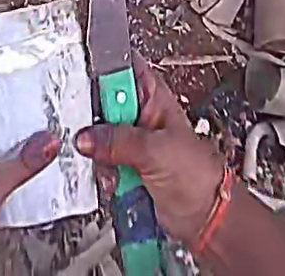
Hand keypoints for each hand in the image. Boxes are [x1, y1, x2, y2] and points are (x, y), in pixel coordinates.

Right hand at [74, 55, 226, 242]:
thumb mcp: (155, 149)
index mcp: (149, 92)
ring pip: (95, 129)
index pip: (117, 64)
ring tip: (111, 163)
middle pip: (99, 97)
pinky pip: (98, 156)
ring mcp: (128, 136)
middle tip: (92, 130)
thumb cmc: (197, 175)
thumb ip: (117, 140)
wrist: (205, 219)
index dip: (98, 66)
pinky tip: (113, 179)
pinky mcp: (122, 160)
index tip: (79, 79)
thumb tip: (85, 136)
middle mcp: (136, 110)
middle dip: (92, 116)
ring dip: (96, 149)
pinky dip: (101, 168)